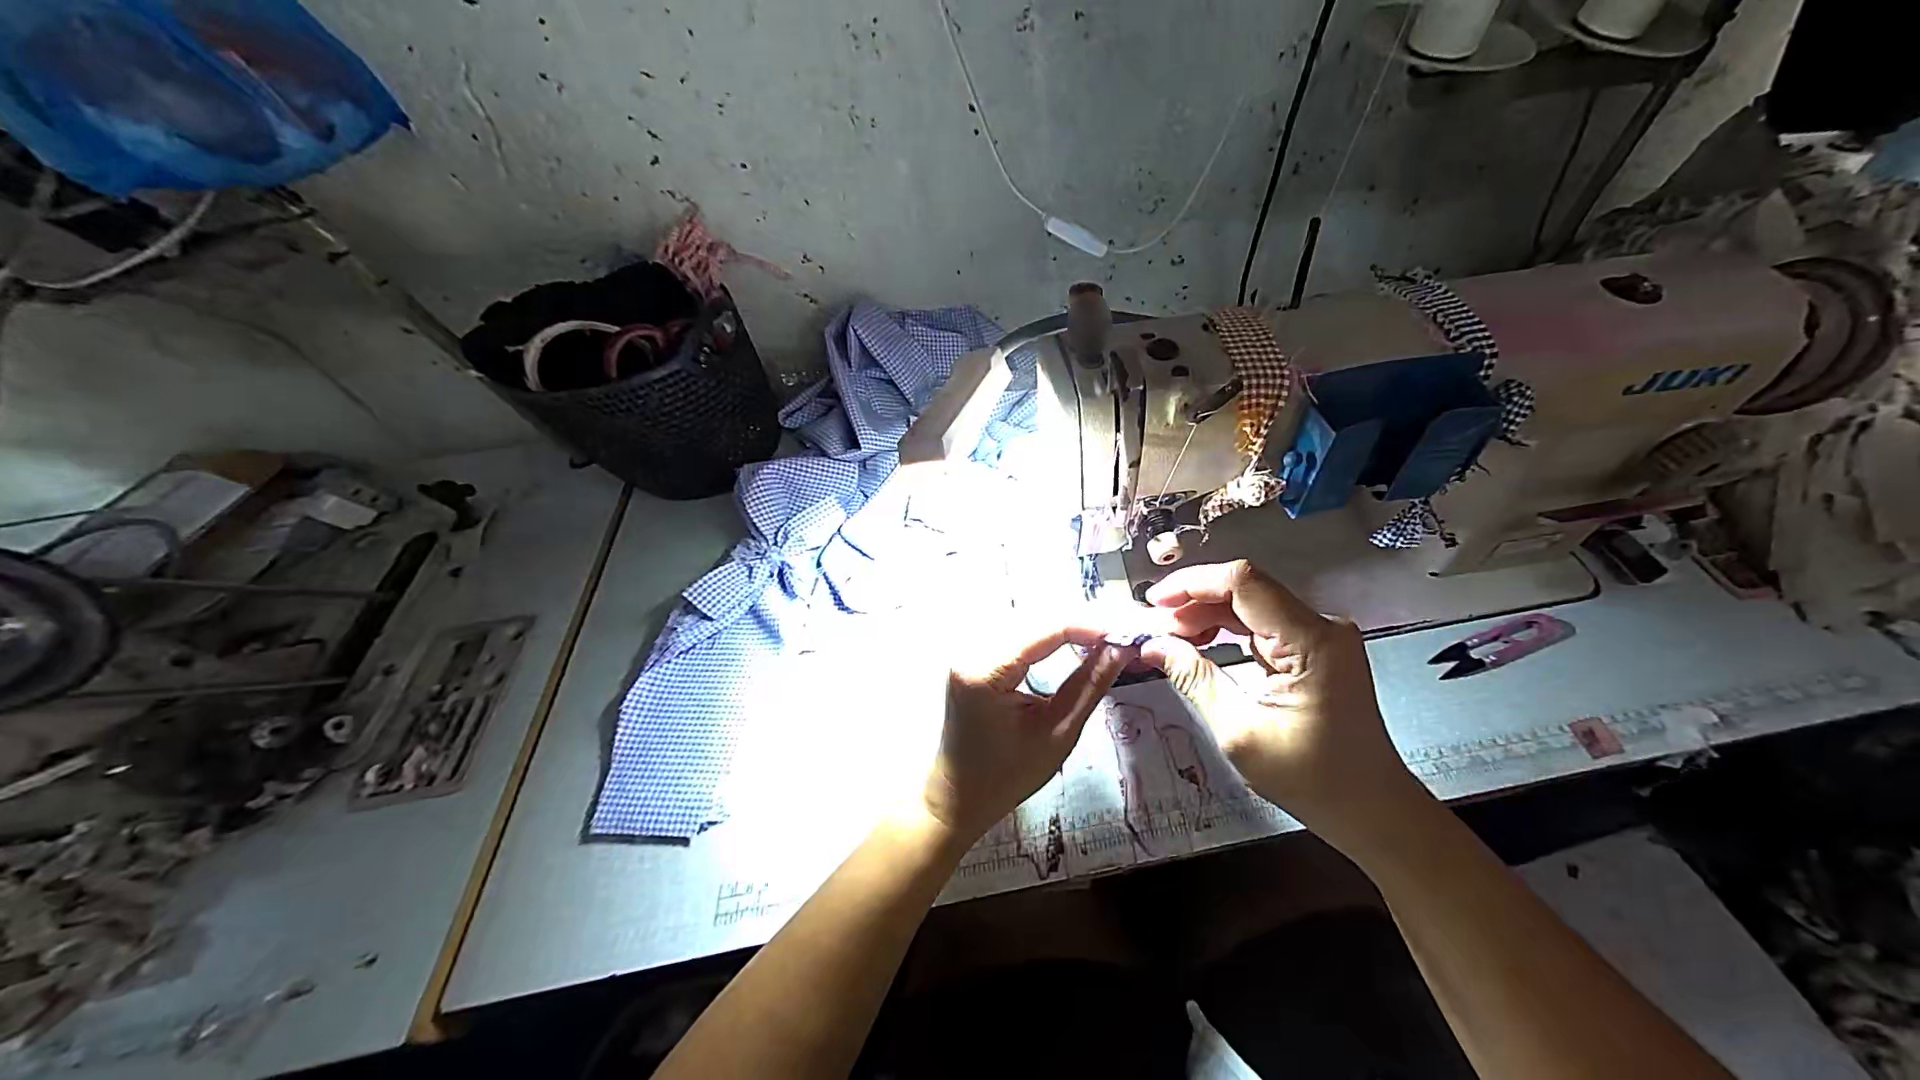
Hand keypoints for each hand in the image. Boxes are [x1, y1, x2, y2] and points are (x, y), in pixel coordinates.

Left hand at [924, 627, 1133, 841]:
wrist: (959, 796)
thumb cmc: (1007, 775)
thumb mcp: (1057, 733)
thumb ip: (1089, 686)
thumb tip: (1119, 649)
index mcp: (983, 671)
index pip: (1044, 630)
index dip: (1088, 627)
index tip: (1124, 635)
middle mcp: (969, 651)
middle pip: (1033, 618)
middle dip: (1077, 623)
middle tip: (1117, 637)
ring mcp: (966, 651)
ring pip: (1023, 620)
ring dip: (1061, 625)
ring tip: (1099, 639)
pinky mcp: (971, 657)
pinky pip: (1012, 632)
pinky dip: (1043, 634)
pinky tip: (1068, 642)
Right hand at [1139, 560, 1426, 851]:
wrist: (1371, 808)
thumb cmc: (1314, 779)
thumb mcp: (1240, 732)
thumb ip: (1194, 679)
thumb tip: (1153, 645)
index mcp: (1312, 641)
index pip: (1243, 582)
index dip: (1192, 583)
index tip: (1155, 602)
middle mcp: (1321, 627)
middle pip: (1244, 590)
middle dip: (1192, 603)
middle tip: (1153, 628)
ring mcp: (1319, 636)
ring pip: (1248, 605)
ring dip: (1204, 616)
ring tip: (1168, 638)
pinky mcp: (1312, 649)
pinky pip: (1258, 625)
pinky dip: (1223, 631)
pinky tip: (1196, 644)